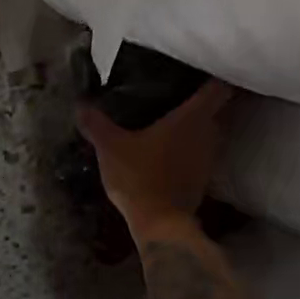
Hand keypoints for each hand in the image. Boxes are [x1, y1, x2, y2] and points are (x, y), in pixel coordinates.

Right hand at [78, 80, 237, 240]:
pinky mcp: (202, 182)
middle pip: (213, 110)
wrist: (159, 223)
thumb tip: (81, 105)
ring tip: (170, 129)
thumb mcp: (110, 148)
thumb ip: (96, 125)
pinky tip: (168, 159)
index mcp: (192, 117)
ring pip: (205, 136)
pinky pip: (197, 159)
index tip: (200, 75)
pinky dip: (186, 156)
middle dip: (198, 105)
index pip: (218, 87)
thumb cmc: (139, 177)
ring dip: (192, 133)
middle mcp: (208, 133)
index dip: (214, 77)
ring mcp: (208, 160)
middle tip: (177, 99)